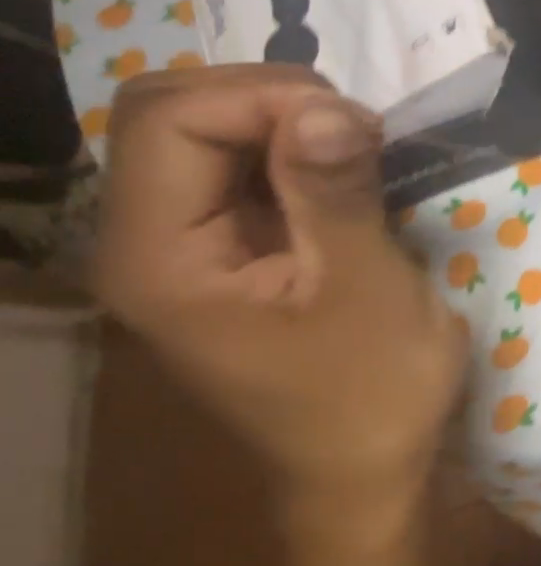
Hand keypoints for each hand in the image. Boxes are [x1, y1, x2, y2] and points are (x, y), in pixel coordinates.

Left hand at [93, 65, 467, 497]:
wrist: (365, 466)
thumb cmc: (372, 388)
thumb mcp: (369, 289)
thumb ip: (336, 195)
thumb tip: (326, 106)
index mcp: (158, 257)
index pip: (168, 122)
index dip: (262, 99)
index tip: (359, 127)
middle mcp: (144, 241)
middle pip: (168, 115)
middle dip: (268, 100)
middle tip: (361, 134)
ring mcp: (182, 246)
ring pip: (201, 134)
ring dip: (284, 123)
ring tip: (362, 153)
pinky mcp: (223, 252)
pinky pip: (235, 169)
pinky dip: (291, 151)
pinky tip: (343, 175)